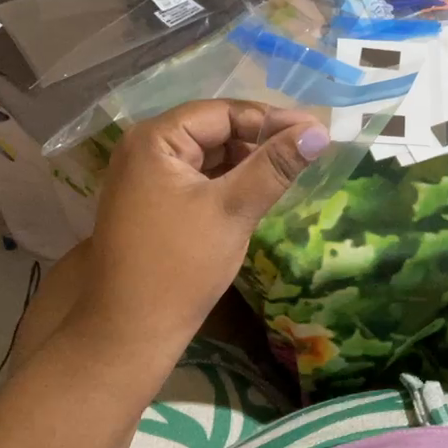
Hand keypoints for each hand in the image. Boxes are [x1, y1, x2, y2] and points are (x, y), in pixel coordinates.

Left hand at [76, 100, 329, 350]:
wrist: (128, 334)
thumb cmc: (180, 267)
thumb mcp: (233, 210)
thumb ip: (275, 166)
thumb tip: (320, 132)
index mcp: (154, 139)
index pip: (222, 112)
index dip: (271, 120)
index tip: (316, 132)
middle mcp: (143, 147)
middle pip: (213, 129)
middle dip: (259, 140)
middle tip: (307, 152)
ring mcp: (144, 175)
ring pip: (207, 153)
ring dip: (245, 161)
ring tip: (288, 171)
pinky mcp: (150, 200)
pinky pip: (196, 176)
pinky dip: (226, 180)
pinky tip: (256, 191)